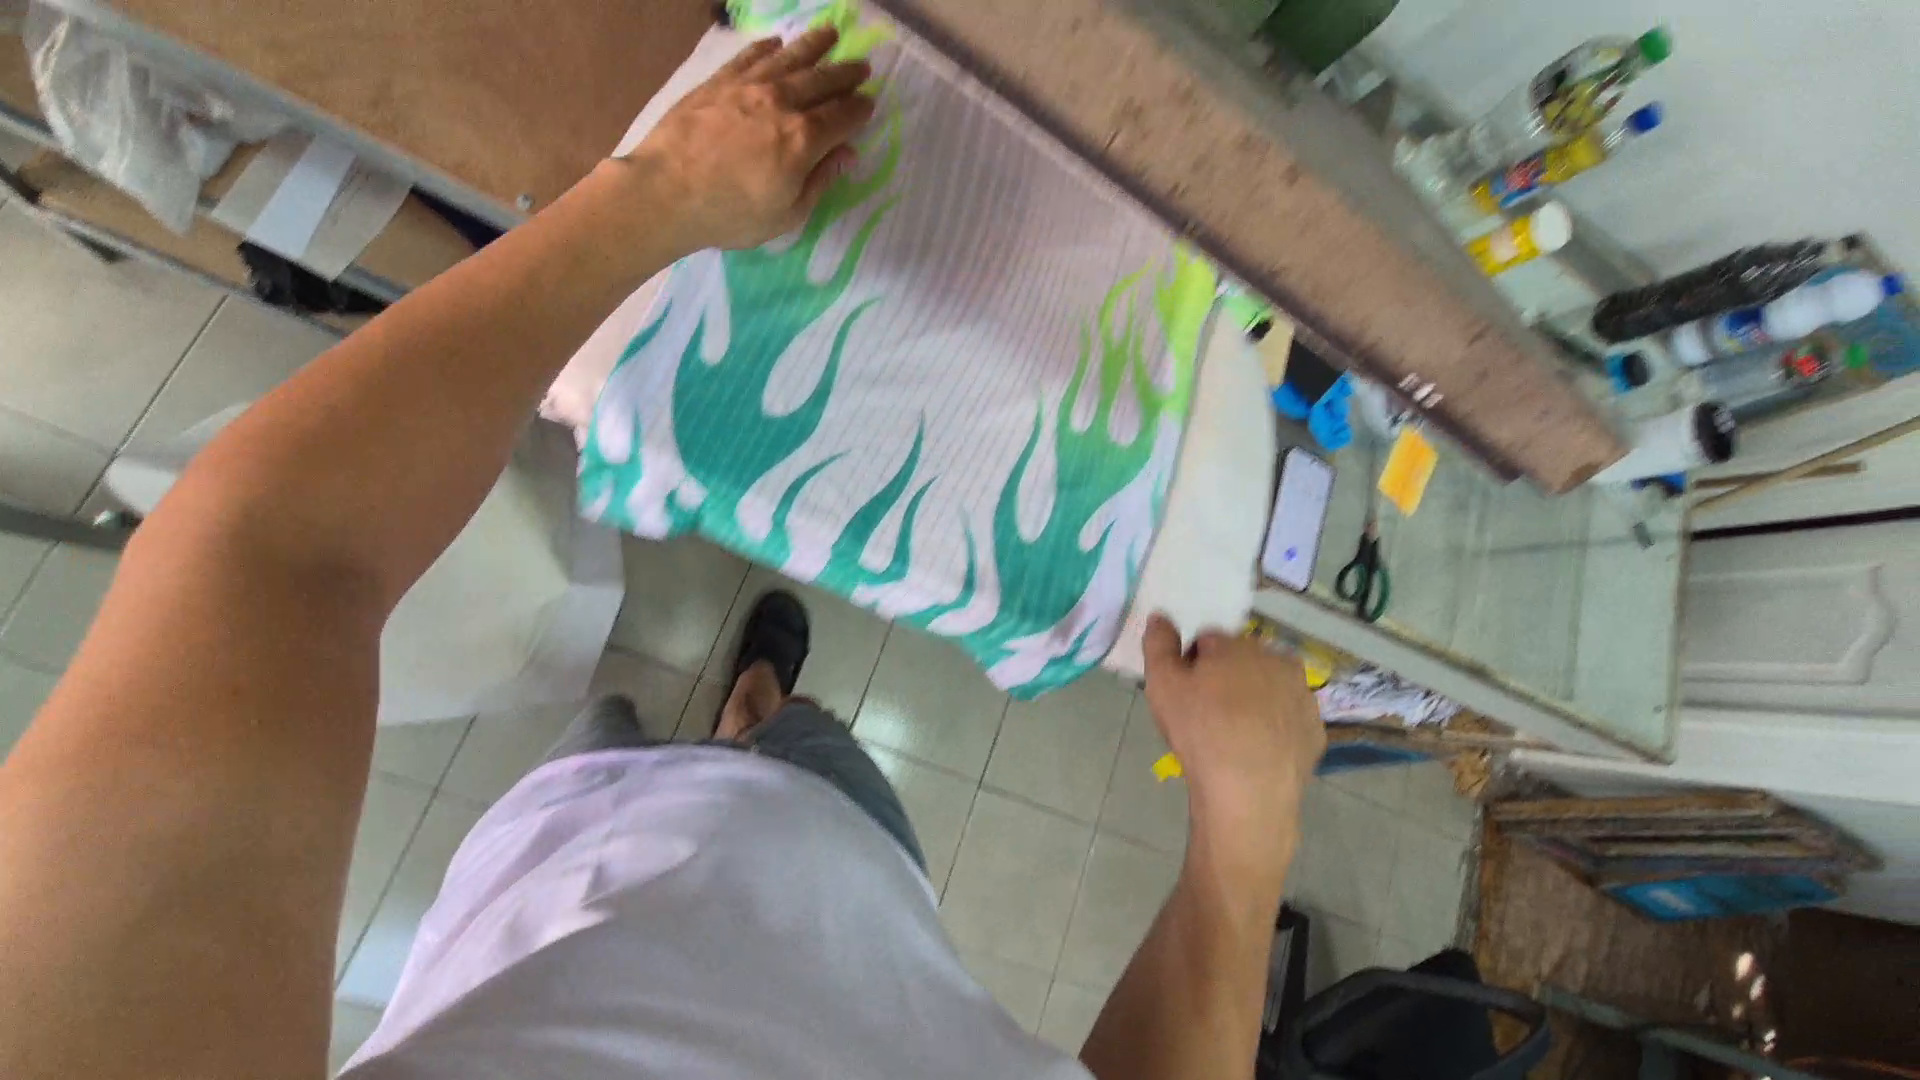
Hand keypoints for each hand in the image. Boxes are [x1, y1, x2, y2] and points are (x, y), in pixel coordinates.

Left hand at [616, 27, 874, 254]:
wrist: (667, 192)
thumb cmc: (732, 215)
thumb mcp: (787, 214)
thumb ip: (819, 181)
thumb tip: (845, 155)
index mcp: (803, 139)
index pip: (842, 117)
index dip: (859, 110)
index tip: (870, 104)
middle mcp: (781, 102)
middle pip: (821, 80)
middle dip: (845, 73)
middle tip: (862, 67)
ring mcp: (748, 86)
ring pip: (789, 58)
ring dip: (814, 46)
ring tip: (830, 35)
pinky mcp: (718, 82)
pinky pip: (750, 56)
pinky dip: (768, 48)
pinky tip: (778, 44)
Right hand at [1141, 614, 1324, 879]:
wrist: (1248, 792)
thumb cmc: (1200, 732)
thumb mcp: (1162, 685)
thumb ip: (1158, 644)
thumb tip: (1161, 616)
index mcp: (1238, 645)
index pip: (1207, 641)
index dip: (1191, 664)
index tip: (1183, 693)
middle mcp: (1278, 660)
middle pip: (1241, 661)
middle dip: (1224, 678)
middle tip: (1204, 713)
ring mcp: (1303, 696)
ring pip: (1267, 688)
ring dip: (1251, 700)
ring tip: (1230, 735)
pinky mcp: (1315, 730)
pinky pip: (1287, 718)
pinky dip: (1273, 727)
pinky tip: (1255, 750)